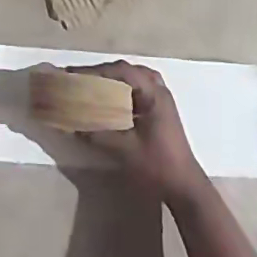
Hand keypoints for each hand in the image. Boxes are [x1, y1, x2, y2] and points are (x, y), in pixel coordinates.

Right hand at [65, 62, 206, 198]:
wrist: (184, 186)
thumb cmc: (157, 165)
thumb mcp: (124, 150)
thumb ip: (98, 134)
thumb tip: (73, 125)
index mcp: (154, 95)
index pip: (122, 71)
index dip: (96, 70)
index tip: (75, 74)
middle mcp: (159, 91)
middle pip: (128, 70)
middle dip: (103, 72)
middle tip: (81, 78)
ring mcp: (162, 100)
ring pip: (135, 78)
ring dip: (114, 77)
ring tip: (94, 83)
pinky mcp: (160, 110)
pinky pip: (139, 88)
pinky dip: (123, 87)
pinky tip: (112, 97)